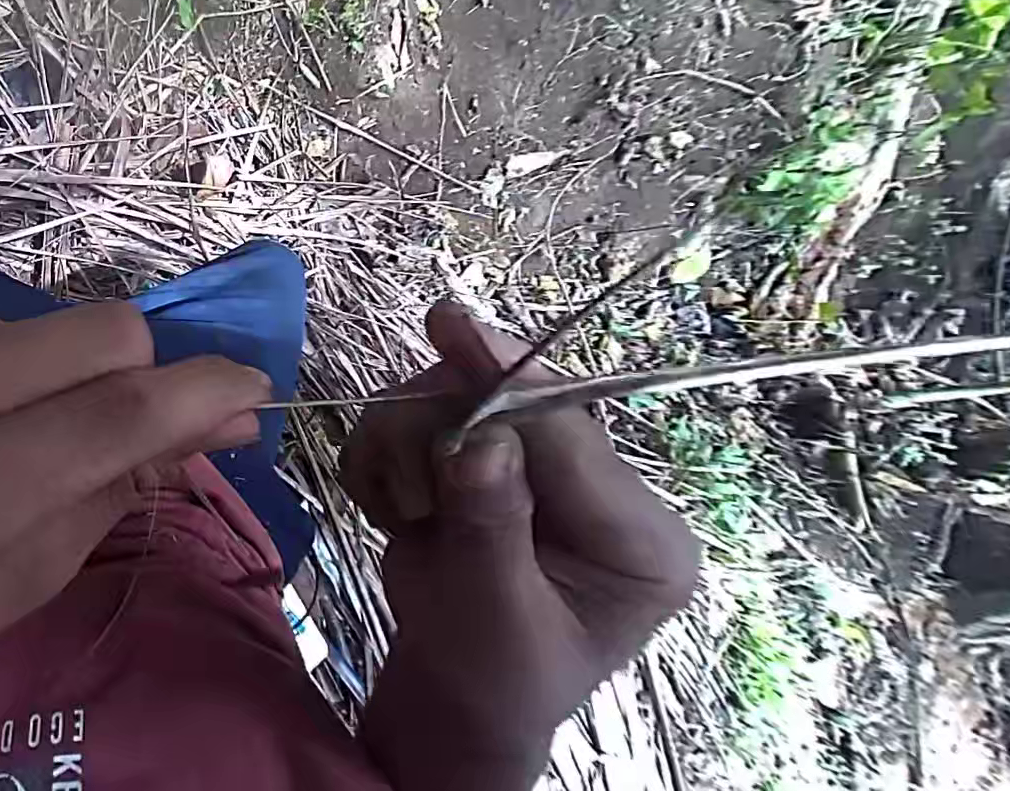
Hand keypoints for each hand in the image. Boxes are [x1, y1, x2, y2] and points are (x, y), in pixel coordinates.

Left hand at [0, 303, 270, 790]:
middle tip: (136, 412)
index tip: (251, 384)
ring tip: (26, 427)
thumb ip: (136, 473)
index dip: (195, 392)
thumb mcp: (44, 566)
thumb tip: (230, 410)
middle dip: (139, 369)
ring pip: (50, 321)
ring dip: (71, 370)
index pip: (106, 419)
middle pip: (91, 336)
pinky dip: (16, 363)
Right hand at [342, 302, 698, 788]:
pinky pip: (400, 416)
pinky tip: (394, 505)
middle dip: (428, 437)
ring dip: (396, 451)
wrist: (455, 684)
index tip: (448, 325)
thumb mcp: (498, 618)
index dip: (506, 375)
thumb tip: (477, 439)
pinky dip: (377, 457)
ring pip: (435, 398)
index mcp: (632, 528)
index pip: (568, 429)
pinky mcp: (466, 452)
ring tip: (405, 516)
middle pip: (489, 397)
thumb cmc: (491, 672)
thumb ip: (492, 527)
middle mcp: (584, 479)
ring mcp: (519, 459)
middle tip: (413, 503)